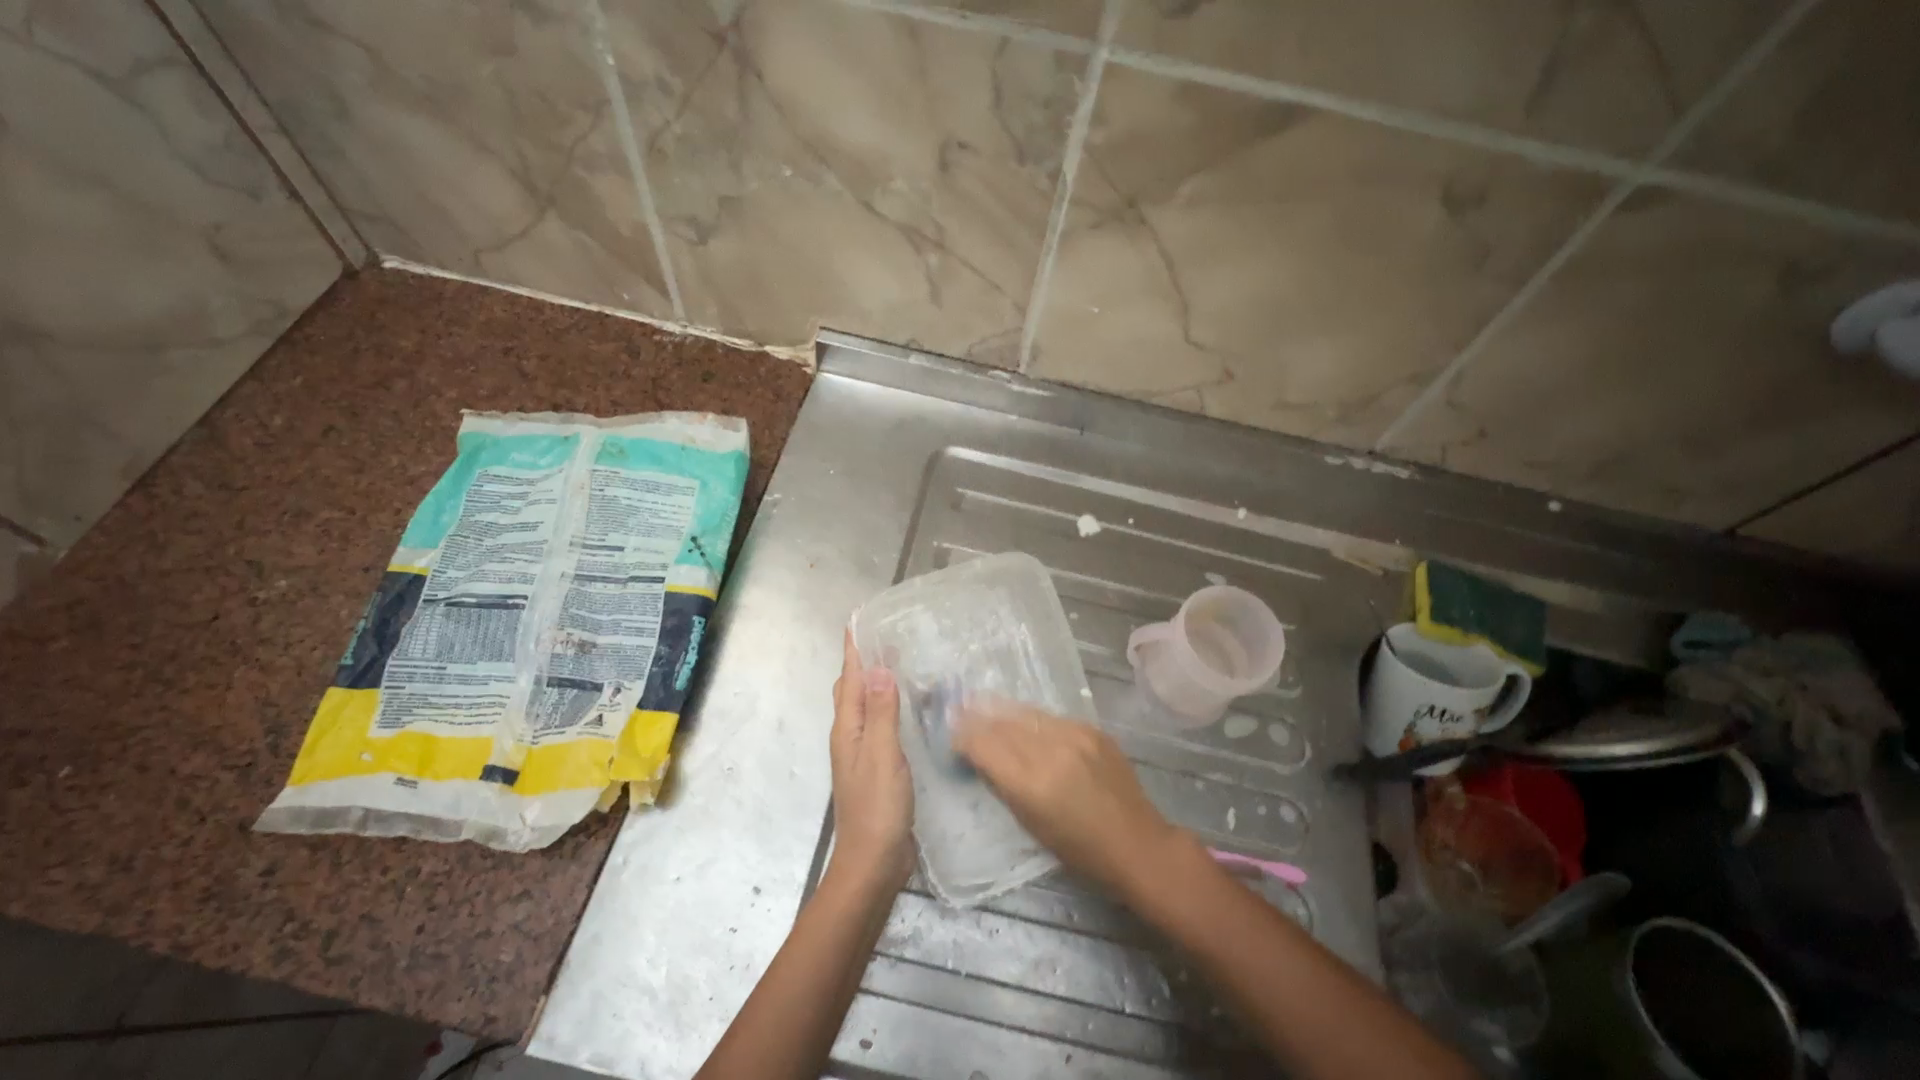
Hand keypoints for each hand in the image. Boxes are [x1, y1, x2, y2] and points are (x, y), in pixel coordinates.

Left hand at [827, 629, 913, 891]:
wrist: (874, 861)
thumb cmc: (877, 807)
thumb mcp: (882, 755)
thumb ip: (882, 713)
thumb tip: (880, 668)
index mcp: (848, 730)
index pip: (850, 680)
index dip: (854, 651)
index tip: (859, 621)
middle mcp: (850, 738)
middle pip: (853, 691)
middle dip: (864, 662)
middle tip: (887, 638)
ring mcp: (863, 755)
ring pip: (867, 709)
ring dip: (879, 685)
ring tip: (901, 665)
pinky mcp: (878, 770)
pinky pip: (881, 728)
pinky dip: (891, 710)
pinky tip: (910, 712)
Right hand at [953, 702, 1185, 895]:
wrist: (1137, 844)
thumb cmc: (1079, 850)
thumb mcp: (1030, 823)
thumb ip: (1003, 785)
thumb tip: (979, 757)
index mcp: (1032, 782)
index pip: (984, 744)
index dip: (962, 736)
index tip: (950, 735)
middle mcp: (1052, 750)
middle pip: (1002, 722)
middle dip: (977, 717)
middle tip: (958, 711)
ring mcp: (1076, 735)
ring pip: (1027, 713)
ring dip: (1002, 712)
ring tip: (984, 707)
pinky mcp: (1093, 730)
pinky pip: (1052, 718)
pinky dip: (1032, 720)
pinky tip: (1025, 724)